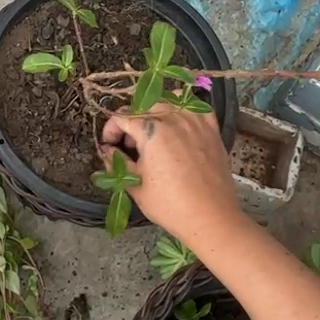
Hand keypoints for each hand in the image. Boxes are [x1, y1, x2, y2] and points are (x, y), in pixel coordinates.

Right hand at [99, 105, 246, 252]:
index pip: (122, 117)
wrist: (211, 218)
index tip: (109, 144)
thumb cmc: (171, 205)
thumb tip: (107, 150)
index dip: (110, 129)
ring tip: (153, 135)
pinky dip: (182, 111)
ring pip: (167, 102)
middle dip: (131, 123)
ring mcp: (194, 122)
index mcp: (151, 131)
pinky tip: (178, 126)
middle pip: (143, 107)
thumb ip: (117, 162)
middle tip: (130, 147)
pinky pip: (194, 107)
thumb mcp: (135, 185)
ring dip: (154, 114)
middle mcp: (173, 119)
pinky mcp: (211, 129)